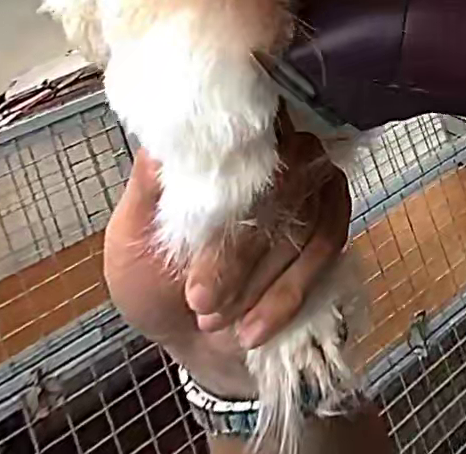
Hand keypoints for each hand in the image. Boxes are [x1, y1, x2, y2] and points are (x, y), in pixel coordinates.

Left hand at [102, 126, 350, 396]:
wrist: (195, 334)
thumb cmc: (158, 280)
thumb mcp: (132, 240)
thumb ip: (146, 189)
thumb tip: (164, 140)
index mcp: (223, 140)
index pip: (243, 131)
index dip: (228, 180)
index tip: (203, 233)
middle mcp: (273, 142)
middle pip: (278, 176)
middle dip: (240, 249)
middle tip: (201, 299)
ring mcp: (309, 171)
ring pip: (304, 211)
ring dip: (262, 276)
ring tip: (216, 316)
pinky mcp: (333, 207)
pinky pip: (328, 238)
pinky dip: (293, 287)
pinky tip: (256, 325)